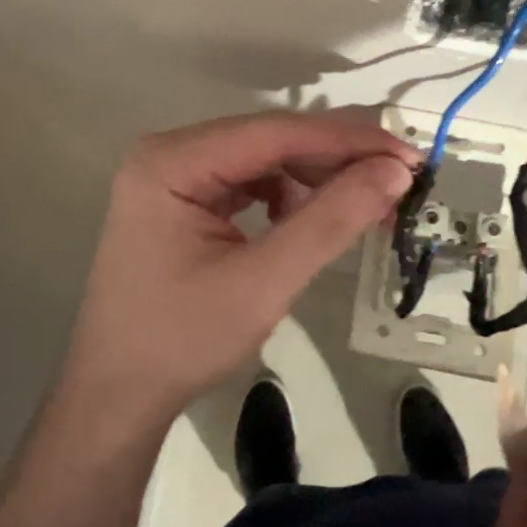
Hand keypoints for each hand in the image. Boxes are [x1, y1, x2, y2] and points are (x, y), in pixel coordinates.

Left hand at [62, 111, 418, 417]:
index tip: (408, 156)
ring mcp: (171, 176)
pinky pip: (245, 183)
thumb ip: (329, 221)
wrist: (118, 394)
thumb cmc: (183, 340)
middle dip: (333, 161)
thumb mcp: (264, 281)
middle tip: (398, 182)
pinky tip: (310, 220)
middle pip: (267, 140)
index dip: (345, 141)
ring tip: (364, 205)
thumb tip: (394, 172)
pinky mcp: (181, 201)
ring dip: (313, 179)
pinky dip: (286, 196)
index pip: (273, 132)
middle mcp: (167, 153)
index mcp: (172, 161)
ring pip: (260, 160)